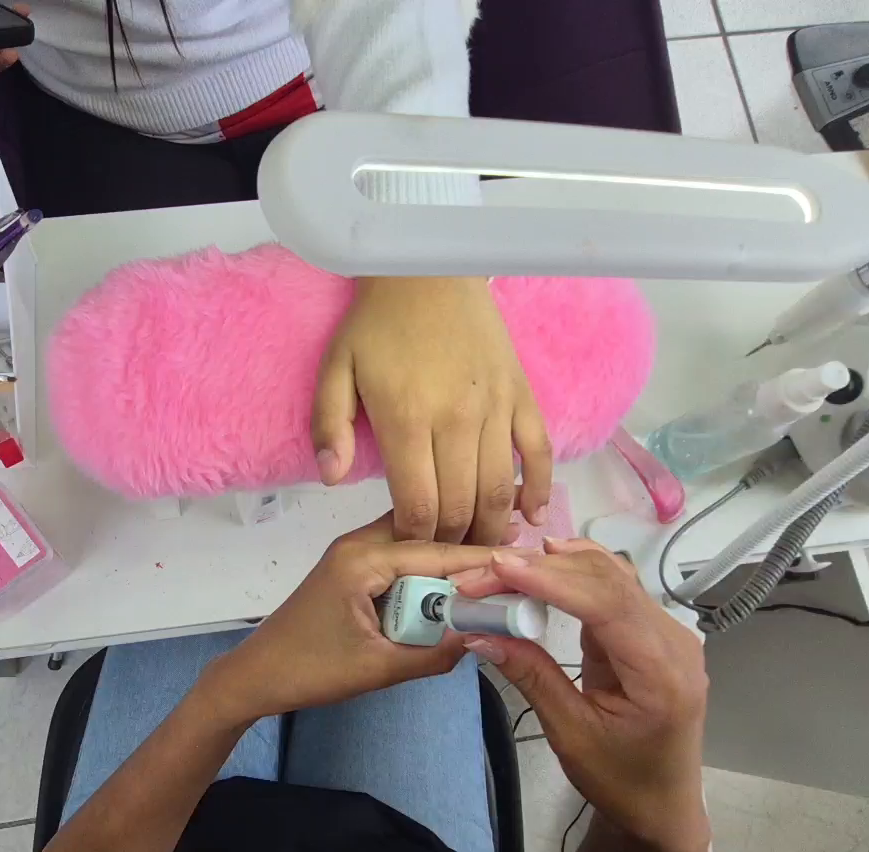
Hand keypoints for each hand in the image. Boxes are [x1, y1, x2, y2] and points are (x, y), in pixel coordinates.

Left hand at [197, 518, 495, 718]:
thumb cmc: (310, 671)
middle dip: (472, 541)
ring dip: (450, 551)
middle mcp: (357, 544)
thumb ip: (434, 653)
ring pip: (413, 541)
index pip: (436, 550)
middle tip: (524, 543)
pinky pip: (398, 556)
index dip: (484, 557)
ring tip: (501, 553)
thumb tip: (484, 637)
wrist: (256, 675)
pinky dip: (427, 565)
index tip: (528, 560)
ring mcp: (351, 553)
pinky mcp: (350, 568)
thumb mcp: (378, 668)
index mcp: (362, 559)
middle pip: (427, 534)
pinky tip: (455, 577)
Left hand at [312, 276, 552, 546]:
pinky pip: (538, 451)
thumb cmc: (375, 324)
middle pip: (461, 507)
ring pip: (501, 489)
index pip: (418, 505)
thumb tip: (331, 481)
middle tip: (447, 566)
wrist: (428, 268)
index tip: (411, 559)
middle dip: (453, 546)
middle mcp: (457, 422)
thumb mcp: (335, 369)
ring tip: (484, 555)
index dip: (416, 543)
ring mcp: (496, 409)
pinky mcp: (522, 395)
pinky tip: (532, 517)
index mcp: (407, 421)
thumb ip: (328, 427)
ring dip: (493, 530)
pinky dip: (540, 488)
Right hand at [458, 539, 709, 851]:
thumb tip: (480, 633)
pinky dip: (572, 572)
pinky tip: (542, 562)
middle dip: (541, 568)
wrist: (661, 804)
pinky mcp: (649, 629)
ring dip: (554, 564)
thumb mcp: (569, 733)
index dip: (552, 579)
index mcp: (662, 672)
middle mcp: (673, 640)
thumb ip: (531, 675)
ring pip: (610, 574)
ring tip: (501, 567)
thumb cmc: (619, 779)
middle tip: (482, 573)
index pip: (607, 604)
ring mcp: (666, 631)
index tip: (500, 568)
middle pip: (607, 580)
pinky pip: (611, 587)